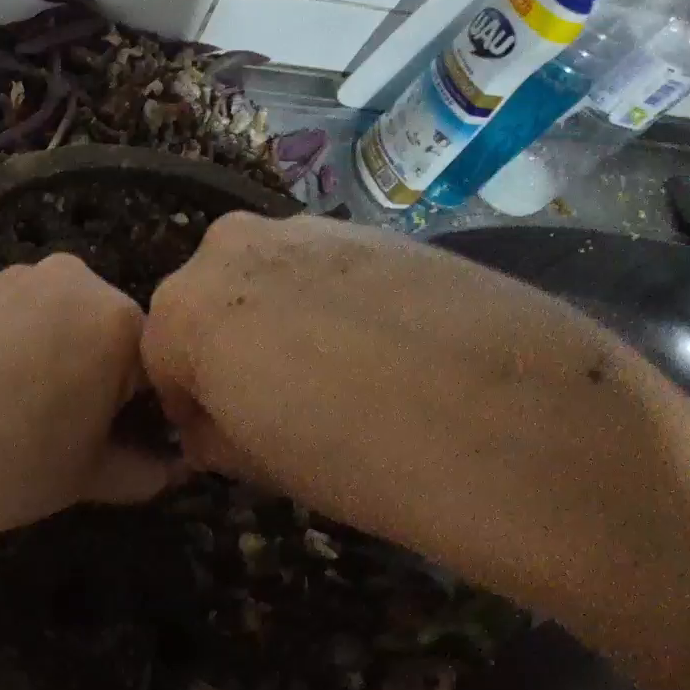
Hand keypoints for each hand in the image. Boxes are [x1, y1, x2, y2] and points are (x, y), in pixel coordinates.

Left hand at [0, 253, 180, 556]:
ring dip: (67, 362)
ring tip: (31, 417)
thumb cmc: (4, 468)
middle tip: (80, 436)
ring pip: (68, 323)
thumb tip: (171, 468)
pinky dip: (26, 347)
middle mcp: (76, 279)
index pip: (161, 367)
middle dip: (109, 382)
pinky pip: (25, 315)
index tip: (137, 448)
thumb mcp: (87, 476)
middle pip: (114, 335)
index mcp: (118, 319)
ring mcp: (20, 276)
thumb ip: (143, 468)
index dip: (153, 414)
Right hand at [139, 213, 689, 689]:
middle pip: (207, 300)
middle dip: (230, 347)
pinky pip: (322, 263)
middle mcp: (230, 248)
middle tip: (285, 402)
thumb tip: (215, 420)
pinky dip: (334, 296)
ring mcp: (305, 227)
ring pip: (264, 275)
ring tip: (346, 370)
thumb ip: (219, 432)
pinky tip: (390, 342)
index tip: (227, 436)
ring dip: (281, 316)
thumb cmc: (370, 466)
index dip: (192, 401)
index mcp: (186, 310)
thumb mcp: (267, 466)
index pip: (160, 355)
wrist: (529, 428)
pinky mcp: (371, 223)